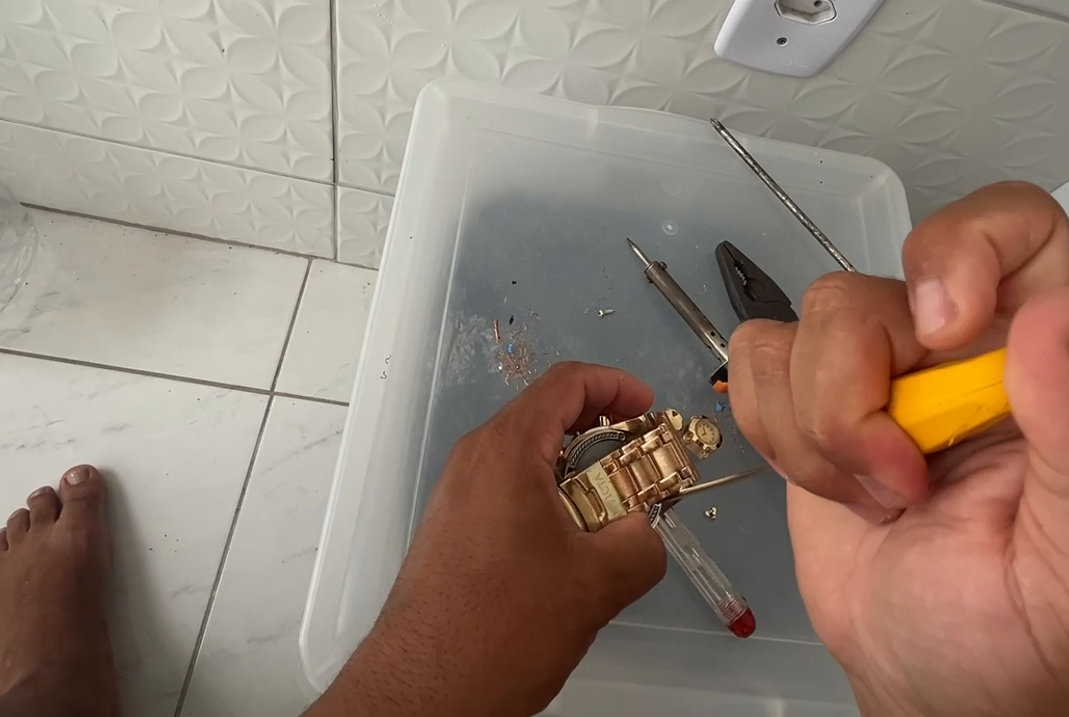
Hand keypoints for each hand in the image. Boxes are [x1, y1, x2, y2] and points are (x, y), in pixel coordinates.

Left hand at [310, 362, 667, 716]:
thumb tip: (645, 534)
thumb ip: (640, 545)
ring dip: (575, 464)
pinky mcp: (452, 522)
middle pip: (544, 412)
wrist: (421, 691)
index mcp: (508, 449)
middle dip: (600, 427)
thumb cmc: (504, 623)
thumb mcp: (595, 584)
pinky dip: (547, 490)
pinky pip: (507, 483)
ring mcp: (458, 489)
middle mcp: (476, 456)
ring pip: (526, 451)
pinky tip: (570, 537)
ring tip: (612, 503)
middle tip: (640, 457)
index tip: (647, 408)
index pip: (565, 383)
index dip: (614, 385)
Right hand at [727, 182, 1068, 716]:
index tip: (939, 331)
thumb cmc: (1028, 645)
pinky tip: (822, 484)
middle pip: (864, 291)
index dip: (965, 244)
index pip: (1016, 225)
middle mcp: (948, 344)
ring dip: (815, 433)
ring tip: (868, 500)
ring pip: (800, 323)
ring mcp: (867, 365)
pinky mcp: (798, 391)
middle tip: (896, 487)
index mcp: (1038, 360)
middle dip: (854, 400)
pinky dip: (772, 431)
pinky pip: (752, 358)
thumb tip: (1060, 312)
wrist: (925, 685)